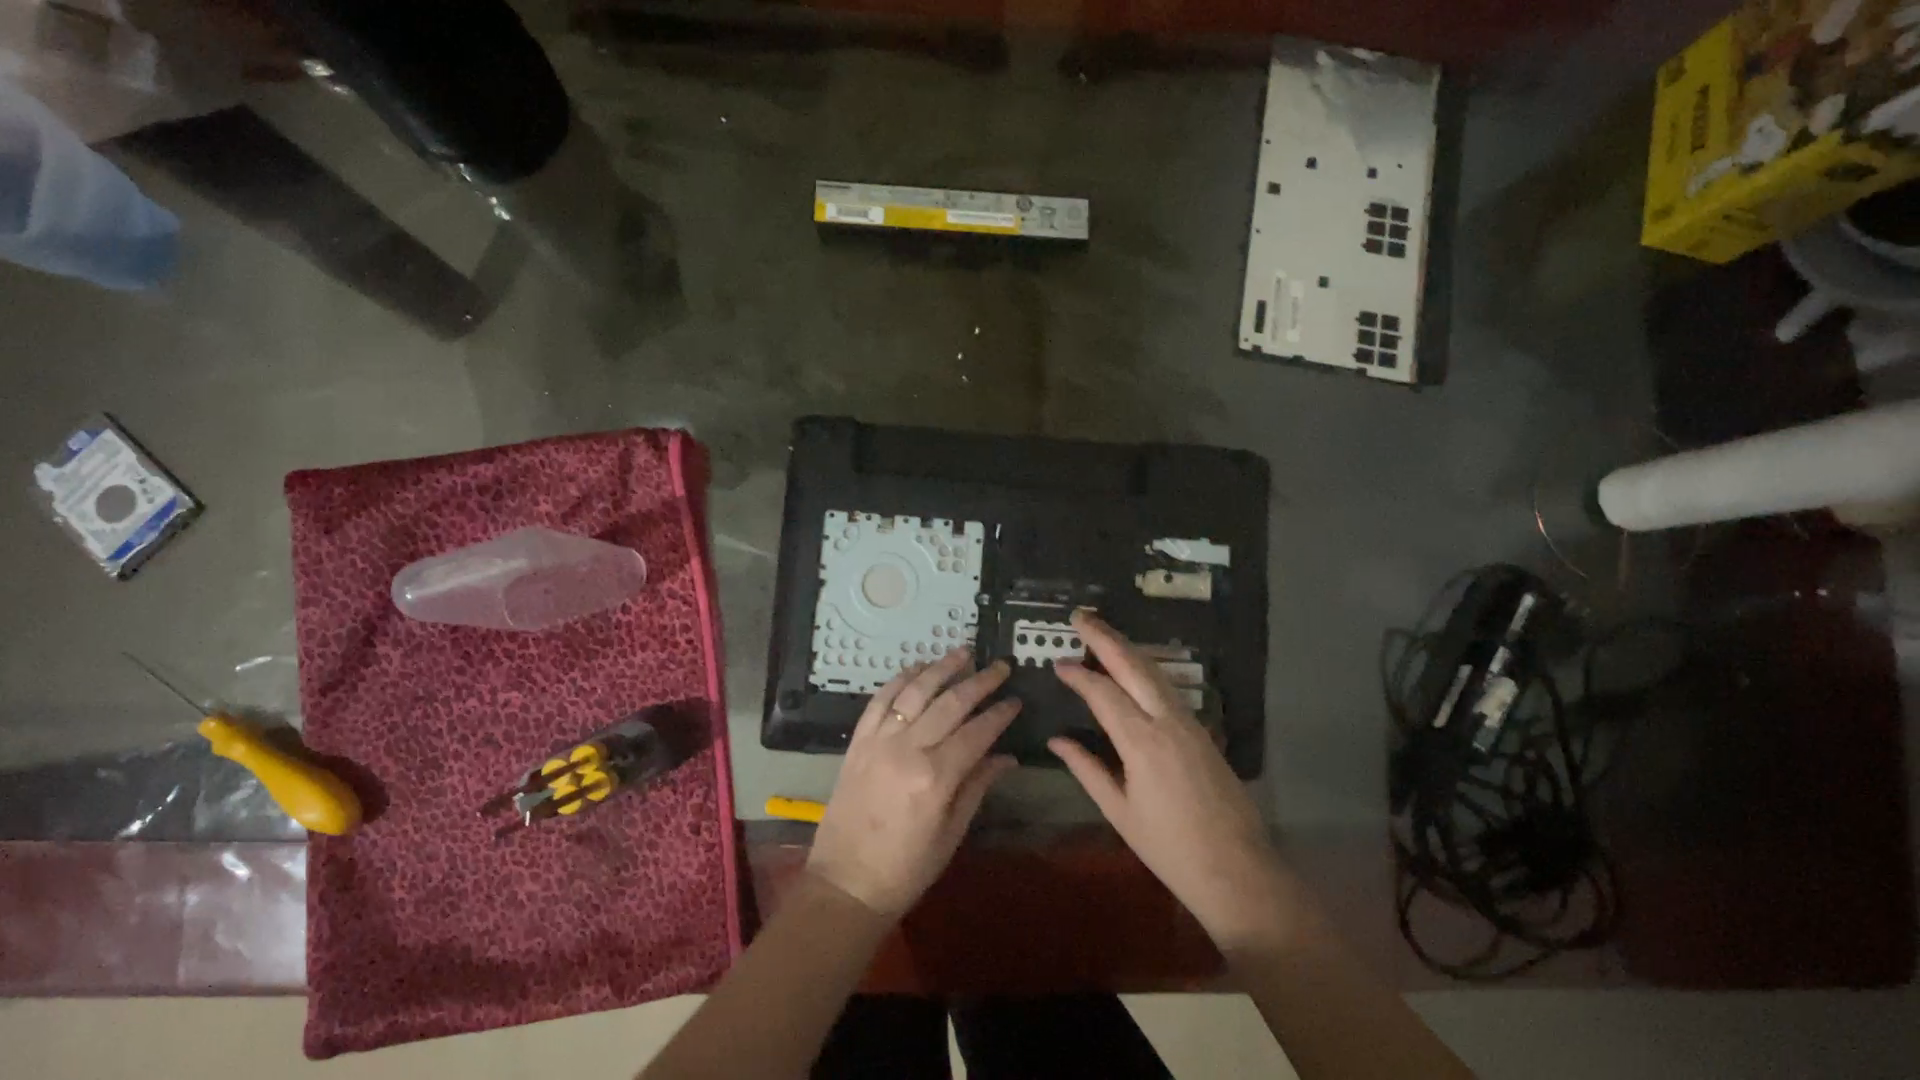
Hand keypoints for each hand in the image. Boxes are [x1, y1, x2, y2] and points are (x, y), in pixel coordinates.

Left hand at [807, 648, 1019, 917]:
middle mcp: (907, 750)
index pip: (977, 732)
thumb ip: (977, 787)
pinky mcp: (857, 743)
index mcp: (936, 778)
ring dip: (940, 668)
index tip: (1016, 700)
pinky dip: (900, 680)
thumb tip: (1006, 757)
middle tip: (1000, 666)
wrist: (845, 884)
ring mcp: (878, 742)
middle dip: (979, 681)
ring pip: (914, 691)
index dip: (1000, 714)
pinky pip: (880, 700)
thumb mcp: (951, 834)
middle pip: (950, 703)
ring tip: (963, 652)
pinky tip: (918, 669)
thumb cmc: (906, 869)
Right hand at [1050, 611, 1300, 950]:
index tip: (1057, 663)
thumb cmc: (1169, 848)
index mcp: (1142, 742)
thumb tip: (1056, 741)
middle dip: (1107, 638)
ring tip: (1103, 633)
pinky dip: (1146, 670)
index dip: (1079, 675)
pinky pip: (1169, 689)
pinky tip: (1133, 670)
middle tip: (1081, 617)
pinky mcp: (1203, 732)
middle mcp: (1168, 721)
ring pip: (1156, 673)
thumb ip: (1087, 770)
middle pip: (1135, 666)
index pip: (1104, 693)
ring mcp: (1190, 723)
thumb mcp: (1119, 812)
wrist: (1235, 869)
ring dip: (1128, 649)